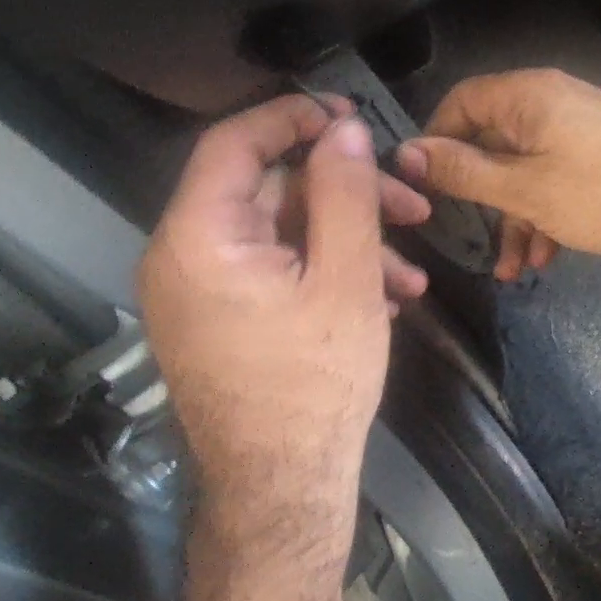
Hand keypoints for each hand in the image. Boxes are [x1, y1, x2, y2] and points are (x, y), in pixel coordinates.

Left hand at [138, 95, 429, 554]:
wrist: (284, 483)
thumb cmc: (317, 380)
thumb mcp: (346, 279)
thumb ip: (345, 195)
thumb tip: (345, 130)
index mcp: (200, 238)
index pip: (235, 144)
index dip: (294, 118)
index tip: (353, 117)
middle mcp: (185, 257)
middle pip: (270, 192)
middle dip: (349, 195)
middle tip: (415, 206)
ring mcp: (202, 293)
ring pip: (283, 235)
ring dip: (352, 241)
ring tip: (413, 275)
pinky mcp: (223, 321)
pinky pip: (276, 272)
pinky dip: (329, 273)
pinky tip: (385, 298)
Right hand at [396, 69, 600, 279]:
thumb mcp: (524, 190)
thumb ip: (463, 172)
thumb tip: (407, 153)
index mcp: (529, 96)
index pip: (463, 102)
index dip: (437, 141)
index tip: (423, 184)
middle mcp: (555, 102)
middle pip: (497, 142)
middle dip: (483, 197)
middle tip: (468, 236)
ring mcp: (583, 128)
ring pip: (530, 170)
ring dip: (517, 219)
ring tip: (513, 271)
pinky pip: (560, 177)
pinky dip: (548, 212)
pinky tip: (547, 258)